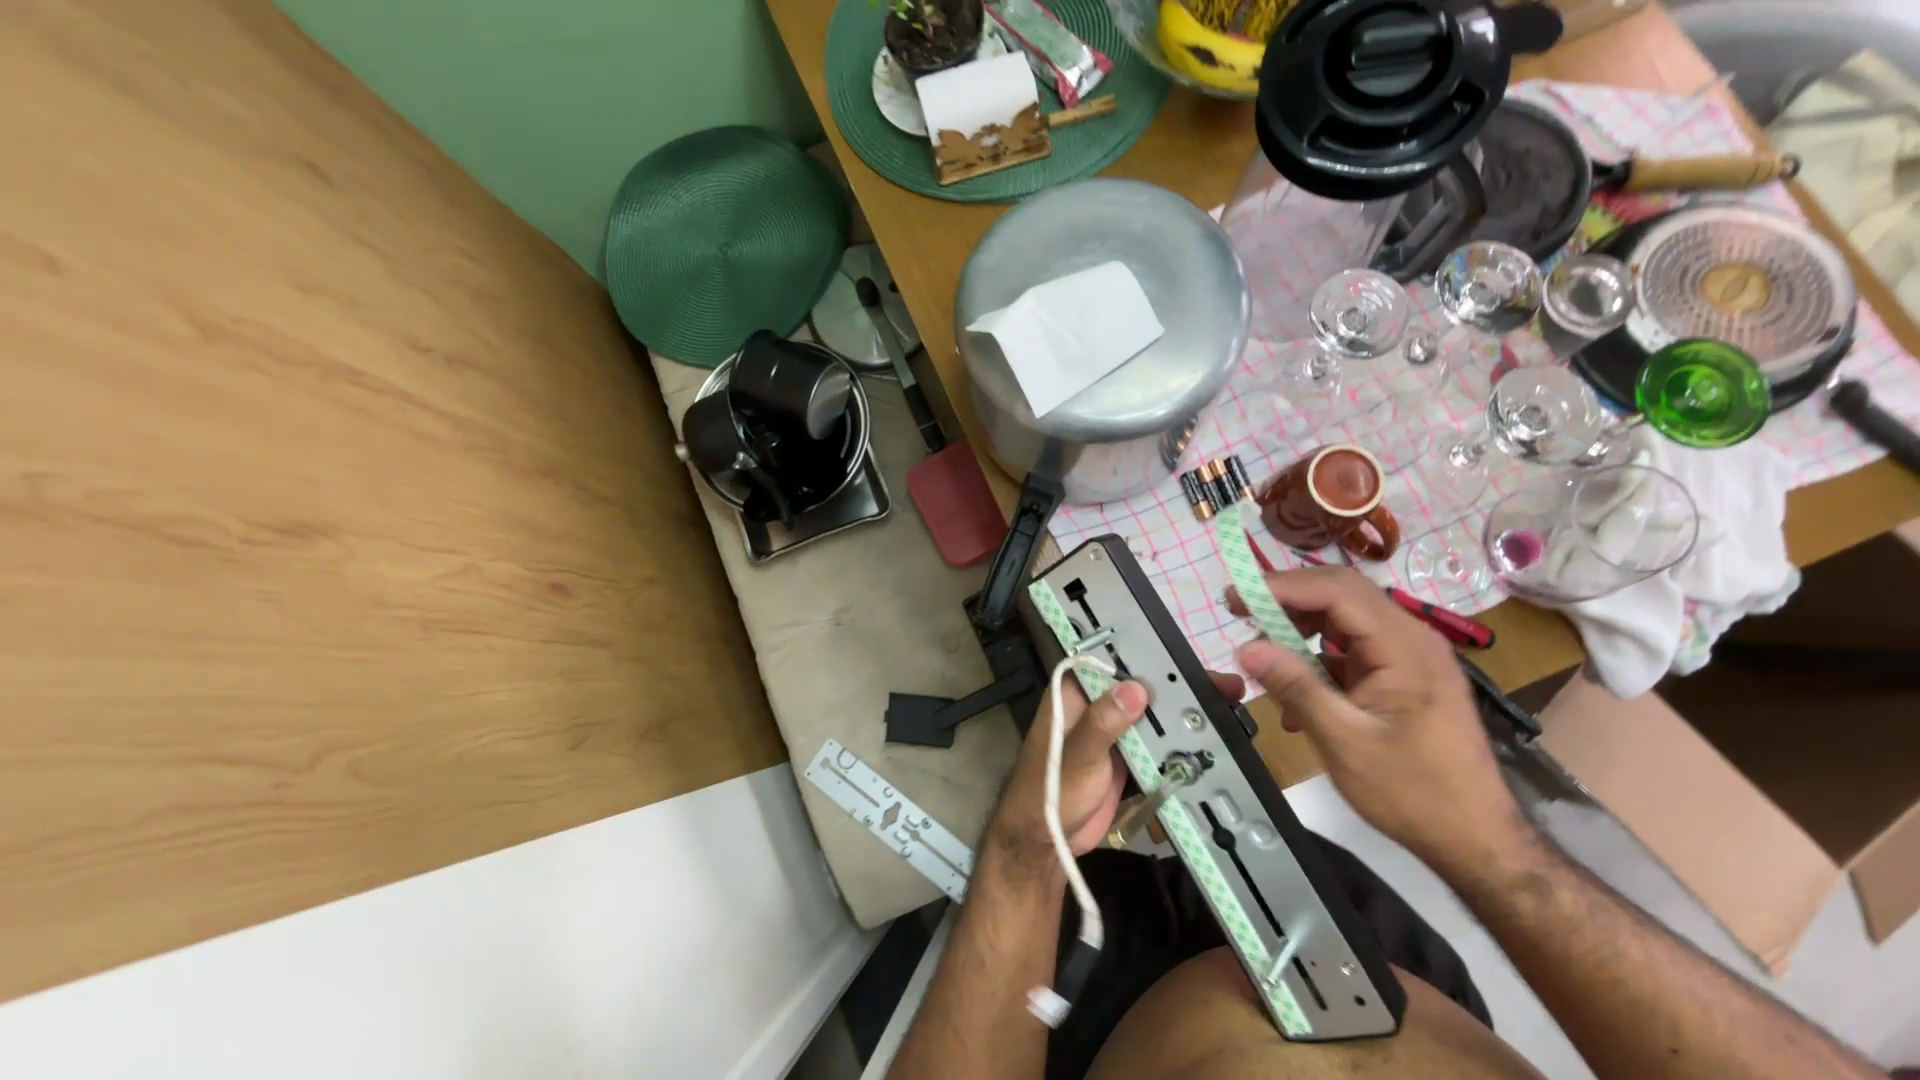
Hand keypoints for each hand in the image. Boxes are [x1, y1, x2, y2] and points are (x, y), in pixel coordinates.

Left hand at [988, 668, 1245, 870]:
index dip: (1152, 655)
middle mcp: (1097, 705)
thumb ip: (1102, 723)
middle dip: (1181, 686)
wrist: (1046, 841)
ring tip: (1227, 709)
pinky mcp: (1128, 758)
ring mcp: (1114, 732)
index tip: (1189, 660)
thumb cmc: (1049, 792)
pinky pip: (1158, 744)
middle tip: (1225, 687)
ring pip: (1154, 715)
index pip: (1116, 661)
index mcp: (1076, 692)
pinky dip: (1180, 743)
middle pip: (1144, 687)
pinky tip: (1210, 741)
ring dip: (1185, 714)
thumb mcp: (1076, 756)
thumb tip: (1136, 688)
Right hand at [1228, 566, 1526, 874]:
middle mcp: (1412, 639)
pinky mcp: (1406, 677)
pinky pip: (1356, 651)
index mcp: (1404, 646)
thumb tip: (1246, 647)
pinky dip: (1320, 661)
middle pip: (1342, 596)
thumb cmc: (1414, 792)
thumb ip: (1295, 687)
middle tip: (1241, 615)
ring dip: (1301, 632)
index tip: (1236, 599)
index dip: (1282, 587)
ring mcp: (1411, 657)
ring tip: (1264, 656)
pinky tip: (1296, 696)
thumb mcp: (1344, 741)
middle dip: (1288, 602)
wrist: (1475, 838)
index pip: (1337, 591)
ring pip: (1346, 621)